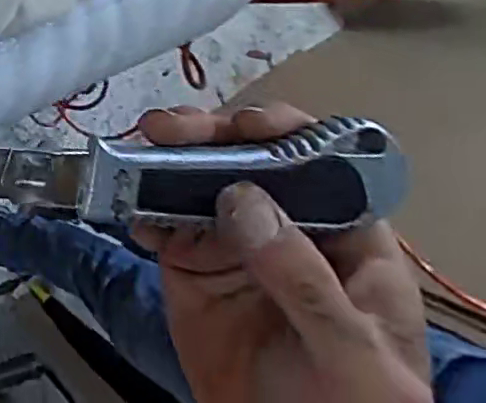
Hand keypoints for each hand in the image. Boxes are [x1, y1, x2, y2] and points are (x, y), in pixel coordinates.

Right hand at [134, 104, 431, 402]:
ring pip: (203, 177)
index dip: (285, 132)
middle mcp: (288, 225)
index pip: (322, 162)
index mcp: (345, 238)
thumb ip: (305, 281)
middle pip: (251, 158)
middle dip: (211, 134)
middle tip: (169, 128)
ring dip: (171, 154)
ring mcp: (235, 241)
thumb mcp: (351, 358)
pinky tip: (134, 208)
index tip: (245, 126)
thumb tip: (245, 198)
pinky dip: (144, 205)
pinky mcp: (192, 263)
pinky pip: (165, 220)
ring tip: (144, 144)